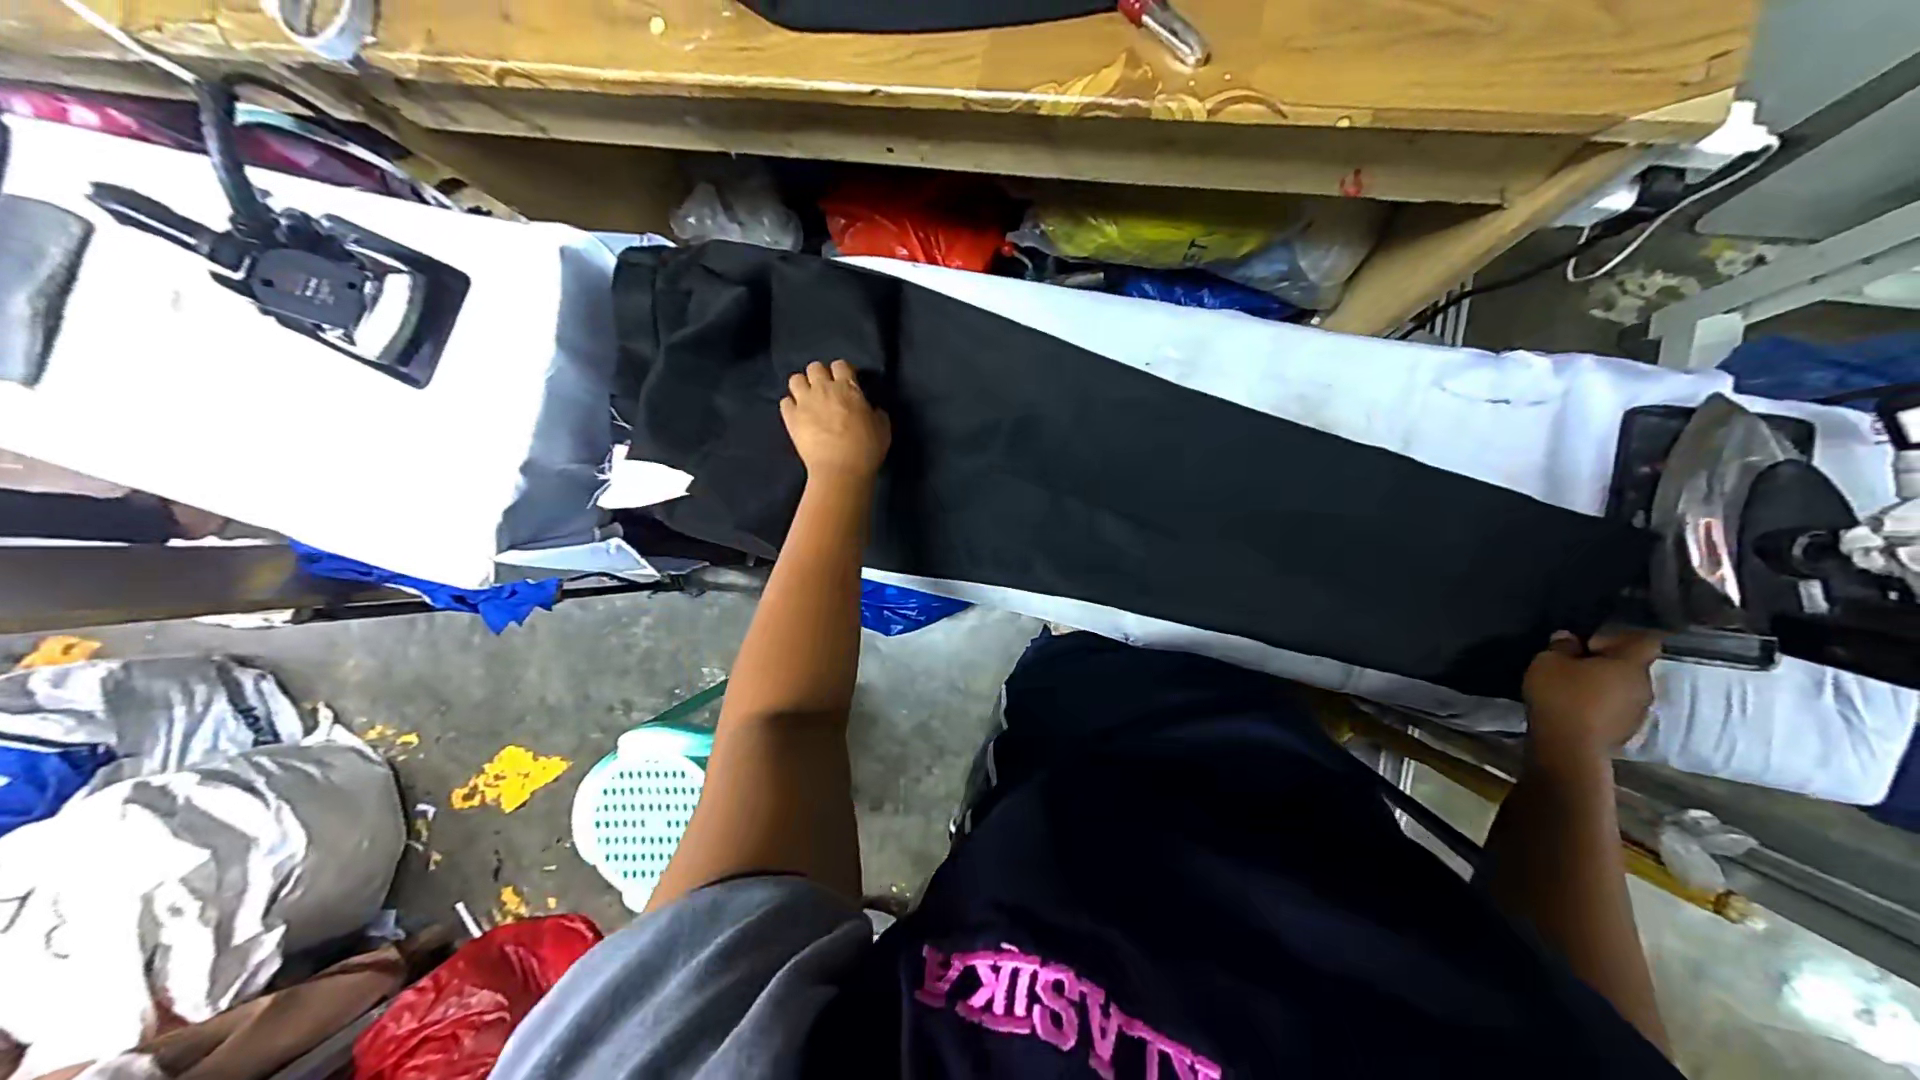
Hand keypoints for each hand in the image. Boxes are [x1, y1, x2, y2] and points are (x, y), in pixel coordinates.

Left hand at [781, 360, 890, 480]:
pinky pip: (784, 402)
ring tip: (809, 399)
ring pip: (795, 379)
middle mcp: (823, 388)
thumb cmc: (866, 449)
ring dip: (802, 386)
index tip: (847, 383)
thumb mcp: (883, 429)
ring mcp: (804, 402)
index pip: (840, 365)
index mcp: (848, 387)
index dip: (843, 371)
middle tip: (826, 391)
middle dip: (820, 375)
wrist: (840, 470)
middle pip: (815, 367)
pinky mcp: (790, 418)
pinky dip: (791, 406)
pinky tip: (798, 415)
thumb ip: (877, 413)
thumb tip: (872, 409)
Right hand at [1521, 629, 1662, 759]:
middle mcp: (1644, 685)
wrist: (1569, 745)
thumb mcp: (1548, 662)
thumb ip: (1561, 646)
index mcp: (1631, 664)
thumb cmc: (1561, 695)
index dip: (1619, 636)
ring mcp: (1639, 710)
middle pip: (1632, 665)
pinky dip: (1601, 703)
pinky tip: (1578, 707)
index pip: (1644, 639)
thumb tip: (1569, 638)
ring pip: (1625, 687)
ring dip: (1605, 684)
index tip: (1590, 641)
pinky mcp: (1628, 729)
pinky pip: (1617, 707)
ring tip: (1574, 687)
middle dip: (1607, 661)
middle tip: (1576, 663)